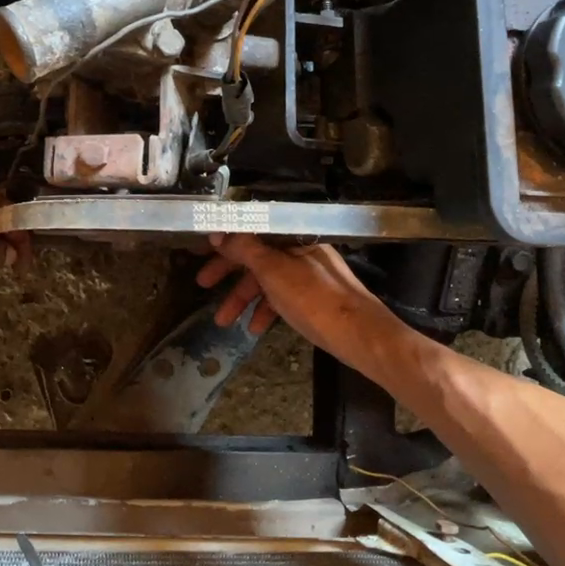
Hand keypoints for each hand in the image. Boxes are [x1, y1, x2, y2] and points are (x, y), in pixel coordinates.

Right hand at [195, 234, 395, 370]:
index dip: (226, 239)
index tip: (204, 251)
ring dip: (243, 299)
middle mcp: (300, 250)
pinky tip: (255, 328)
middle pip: (257, 256)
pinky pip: (283, 298)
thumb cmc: (315, 299)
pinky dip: (267, 310)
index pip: (252, 229)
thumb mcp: (273, 271)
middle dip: (229, 273)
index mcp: (293, 236)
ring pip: (267, 280)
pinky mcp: (314, 298)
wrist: (361, 336)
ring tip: (223, 321)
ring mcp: (308, 275)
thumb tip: (219, 233)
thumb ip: (245, 249)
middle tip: (202, 283)